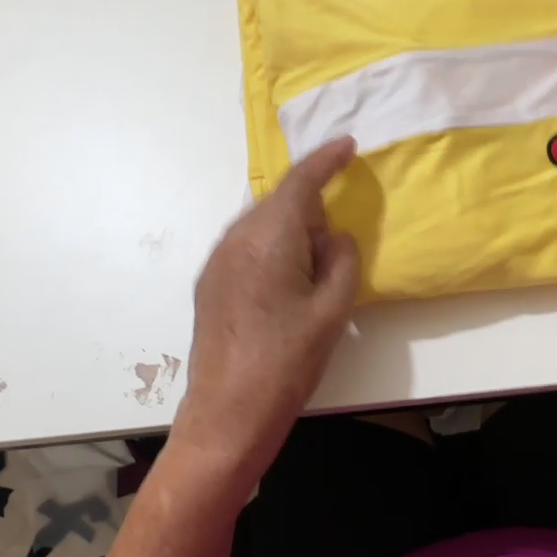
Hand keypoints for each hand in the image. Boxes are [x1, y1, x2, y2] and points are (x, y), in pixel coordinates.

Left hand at [180, 138, 360, 469]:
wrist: (229, 411)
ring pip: (260, 224)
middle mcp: (235, 239)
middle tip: (337, 236)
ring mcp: (217, 262)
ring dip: (289, 228)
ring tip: (314, 264)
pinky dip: (271, 247)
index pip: (300, 182)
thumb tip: (334, 236)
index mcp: (269, 239)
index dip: (326, 160)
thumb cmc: (288, 362)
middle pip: (277, 201)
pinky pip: (246, 246)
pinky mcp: (209, 284)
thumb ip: (342, 260)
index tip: (347, 146)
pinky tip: (285, 280)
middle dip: (310, 204)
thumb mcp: (333, 311)